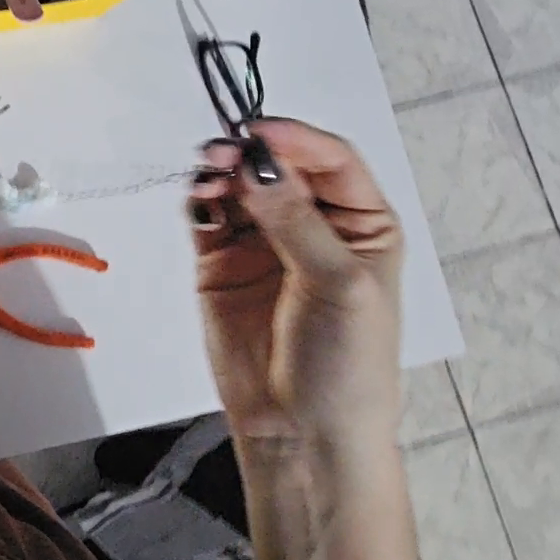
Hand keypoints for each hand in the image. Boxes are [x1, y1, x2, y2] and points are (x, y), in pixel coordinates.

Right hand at [187, 120, 403, 449]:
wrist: (298, 428)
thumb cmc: (344, 361)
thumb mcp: (337, 284)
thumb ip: (295, 221)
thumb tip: (255, 164)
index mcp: (361, 225)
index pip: (330, 163)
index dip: (295, 140)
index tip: (256, 132)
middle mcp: (310, 226)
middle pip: (277, 169)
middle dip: (248, 155)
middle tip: (218, 154)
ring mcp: (262, 243)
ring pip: (236, 188)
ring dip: (218, 174)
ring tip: (205, 179)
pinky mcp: (219, 261)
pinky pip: (207, 216)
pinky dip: (199, 201)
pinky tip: (198, 201)